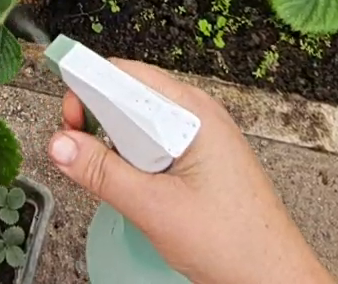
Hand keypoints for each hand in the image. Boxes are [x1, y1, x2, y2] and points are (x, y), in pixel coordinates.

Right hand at [47, 58, 332, 283]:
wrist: (277, 283)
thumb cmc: (234, 245)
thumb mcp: (154, 208)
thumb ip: (102, 173)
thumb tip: (60, 143)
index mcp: (191, 111)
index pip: (125, 75)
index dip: (88, 86)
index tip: (65, 113)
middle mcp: (197, 113)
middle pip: (130, 93)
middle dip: (97, 116)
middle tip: (79, 149)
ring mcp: (201, 134)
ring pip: (140, 119)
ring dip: (116, 140)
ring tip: (112, 175)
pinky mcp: (201, 156)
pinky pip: (155, 139)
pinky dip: (134, 154)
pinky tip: (134, 183)